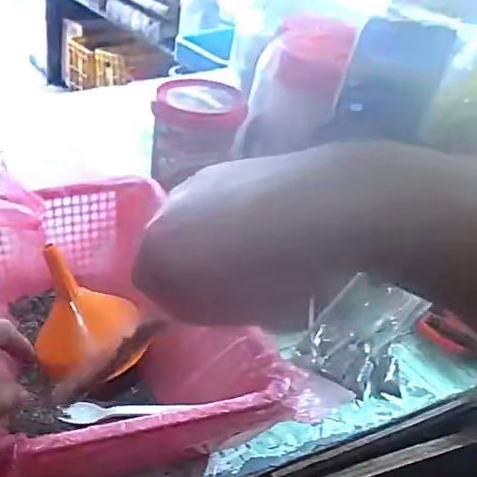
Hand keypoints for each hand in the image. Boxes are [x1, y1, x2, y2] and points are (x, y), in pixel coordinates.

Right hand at [134, 141, 428, 327]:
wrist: (332, 205)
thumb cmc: (274, 274)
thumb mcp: (227, 313)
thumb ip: (188, 307)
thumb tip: (175, 299)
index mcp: (157, 249)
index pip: (144, 282)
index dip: (169, 300)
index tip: (198, 310)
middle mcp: (167, 208)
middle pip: (164, 245)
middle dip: (184, 265)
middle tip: (221, 285)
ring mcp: (200, 180)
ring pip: (192, 221)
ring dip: (209, 240)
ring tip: (250, 256)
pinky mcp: (234, 164)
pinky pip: (221, 203)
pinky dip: (234, 218)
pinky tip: (268, 229)